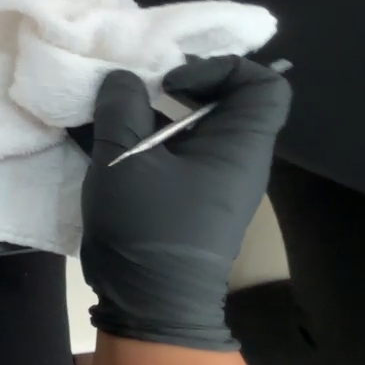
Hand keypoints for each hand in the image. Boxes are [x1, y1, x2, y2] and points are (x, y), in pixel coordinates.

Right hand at [80, 57, 291, 350]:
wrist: (150, 296)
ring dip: (150, 115)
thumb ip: (120, 111)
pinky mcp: (184, 195)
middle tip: (129, 90)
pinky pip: (172, 152)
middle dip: (173, 87)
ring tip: (106, 115)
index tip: (167, 82)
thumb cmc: (147, 225)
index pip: (262, 85)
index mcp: (238, 147)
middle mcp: (235, 159)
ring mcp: (210, 179)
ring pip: (190, 128)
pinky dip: (141, 140)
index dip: (219, 68)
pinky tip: (103, 143)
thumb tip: (121, 78)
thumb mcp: (123, 161)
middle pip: (222, 102)